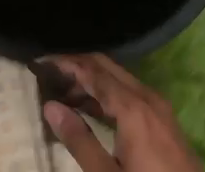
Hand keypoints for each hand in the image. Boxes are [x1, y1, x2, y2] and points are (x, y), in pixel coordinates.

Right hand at [41, 54, 201, 171]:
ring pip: (119, 79)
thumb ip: (79, 140)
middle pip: (106, 67)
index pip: (92, 70)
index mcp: (133, 107)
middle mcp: (148, 98)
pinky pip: (131, 94)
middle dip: (77, 67)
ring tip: (63, 93)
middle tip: (48, 76)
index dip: (64, 63)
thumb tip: (50, 106)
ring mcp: (160, 108)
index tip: (39, 63)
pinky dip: (108, 94)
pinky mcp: (165, 122)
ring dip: (92, 81)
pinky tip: (91, 109)